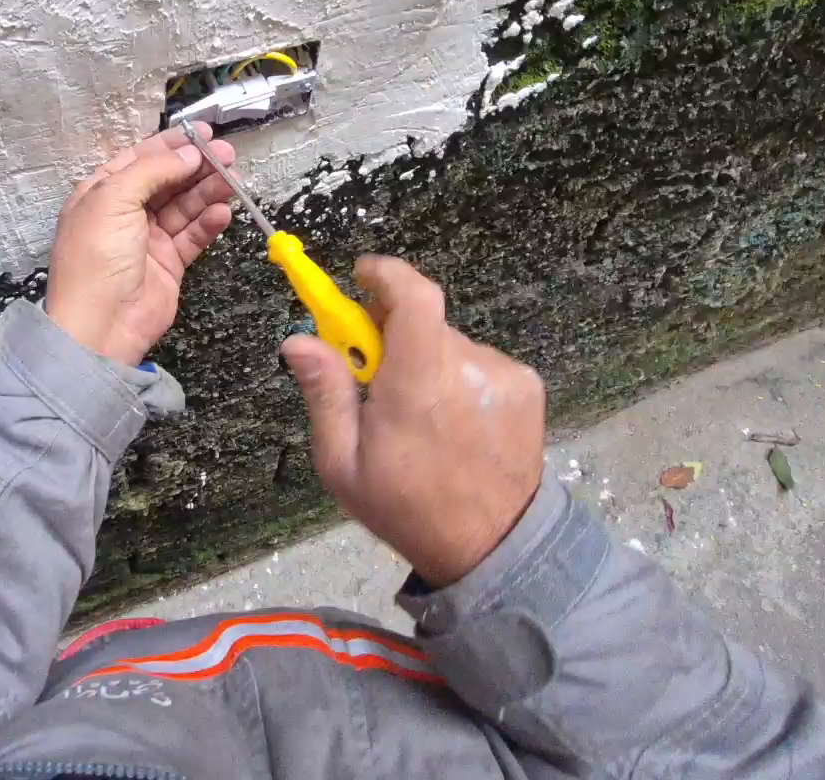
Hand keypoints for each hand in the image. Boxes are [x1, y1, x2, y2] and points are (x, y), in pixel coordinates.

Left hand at [44, 124, 235, 365]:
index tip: (202, 133)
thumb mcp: (114, 199)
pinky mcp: (169, 264)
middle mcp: (124, 213)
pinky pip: (193, 236)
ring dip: (208, 191)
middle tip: (227, 156)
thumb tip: (188, 153)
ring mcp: (147, 239)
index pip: (140, 159)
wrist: (101, 325)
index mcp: (101, 193)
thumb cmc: (96, 257)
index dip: (171, 145)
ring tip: (233, 180)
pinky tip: (223, 212)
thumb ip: (153, 170)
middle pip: (167, 181)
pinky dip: (208, 223)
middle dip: (196, 166)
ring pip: (184, 207)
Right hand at [282, 256, 544, 586]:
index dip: (385, 274)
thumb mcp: (343, 463)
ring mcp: (505, 375)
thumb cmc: (405, 507)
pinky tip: (451, 418)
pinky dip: (454, 373)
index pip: (414, 297)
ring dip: (422, 357)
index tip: (360, 275)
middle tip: (371, 370)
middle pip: (422, 319)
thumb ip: (325, 393)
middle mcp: (468, 368)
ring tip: (415, 411)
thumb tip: (296, 340)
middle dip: (390, 330)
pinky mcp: (527, 387)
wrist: (495, 550)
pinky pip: (475, 359)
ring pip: (447, 340)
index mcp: (419, 385)